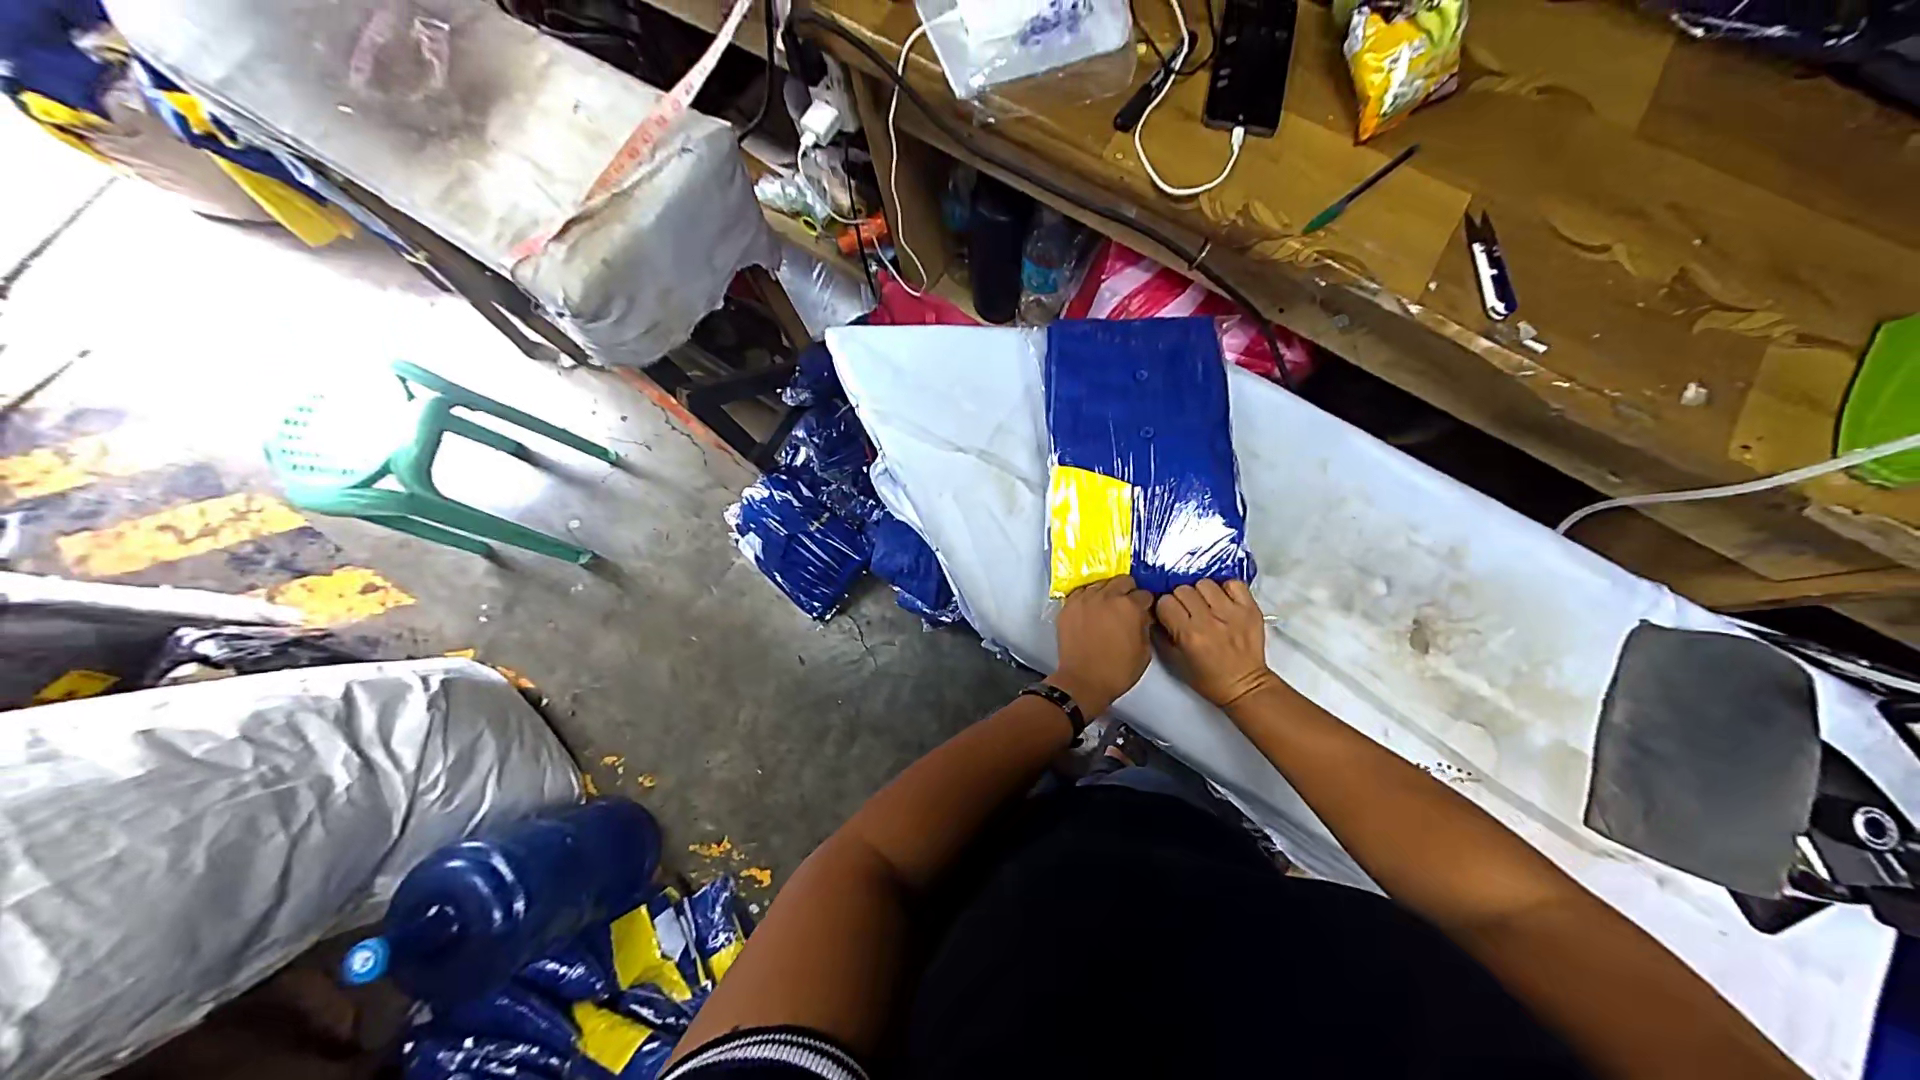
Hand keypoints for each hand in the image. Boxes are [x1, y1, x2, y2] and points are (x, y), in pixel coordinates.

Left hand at [1047, 575, 1154, 715]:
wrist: (1083, 680)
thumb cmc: (1117, 671)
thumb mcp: (1144, 651)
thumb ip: (1145, 627)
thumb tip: (1142, 616)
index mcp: (1129, 606)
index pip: (1144, 594)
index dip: (1145, 603)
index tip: (1143, 610)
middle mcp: (1106, 596)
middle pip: (1122, 581)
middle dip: (1128, 591)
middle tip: (1127, 604)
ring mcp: (1085, 599)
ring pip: (1101, 583)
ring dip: (1107, 592)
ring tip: (1107, 606)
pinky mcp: (1068, 606)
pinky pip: (1081, 592)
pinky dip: (1088, 597)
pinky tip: (1090, 608)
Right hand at [1154, 579, 1280, 708]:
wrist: (1244, 685)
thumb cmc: (1208, 678)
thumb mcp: (1175, 661)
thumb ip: (1160, 635)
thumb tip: (1153, 613)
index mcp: (1189, 634)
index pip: (1165, 602)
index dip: (1165, 608)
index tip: (1170, 615)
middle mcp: (1210, 620)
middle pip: (1183, 589)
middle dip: (1181, 600)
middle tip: (1188, 612)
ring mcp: (1232, 612)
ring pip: (1205, 583)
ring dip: (1202, 593)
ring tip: (1207, 606)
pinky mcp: (1250, 609)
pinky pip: (1234, 584)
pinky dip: (1226, 589)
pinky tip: (1224, 602)